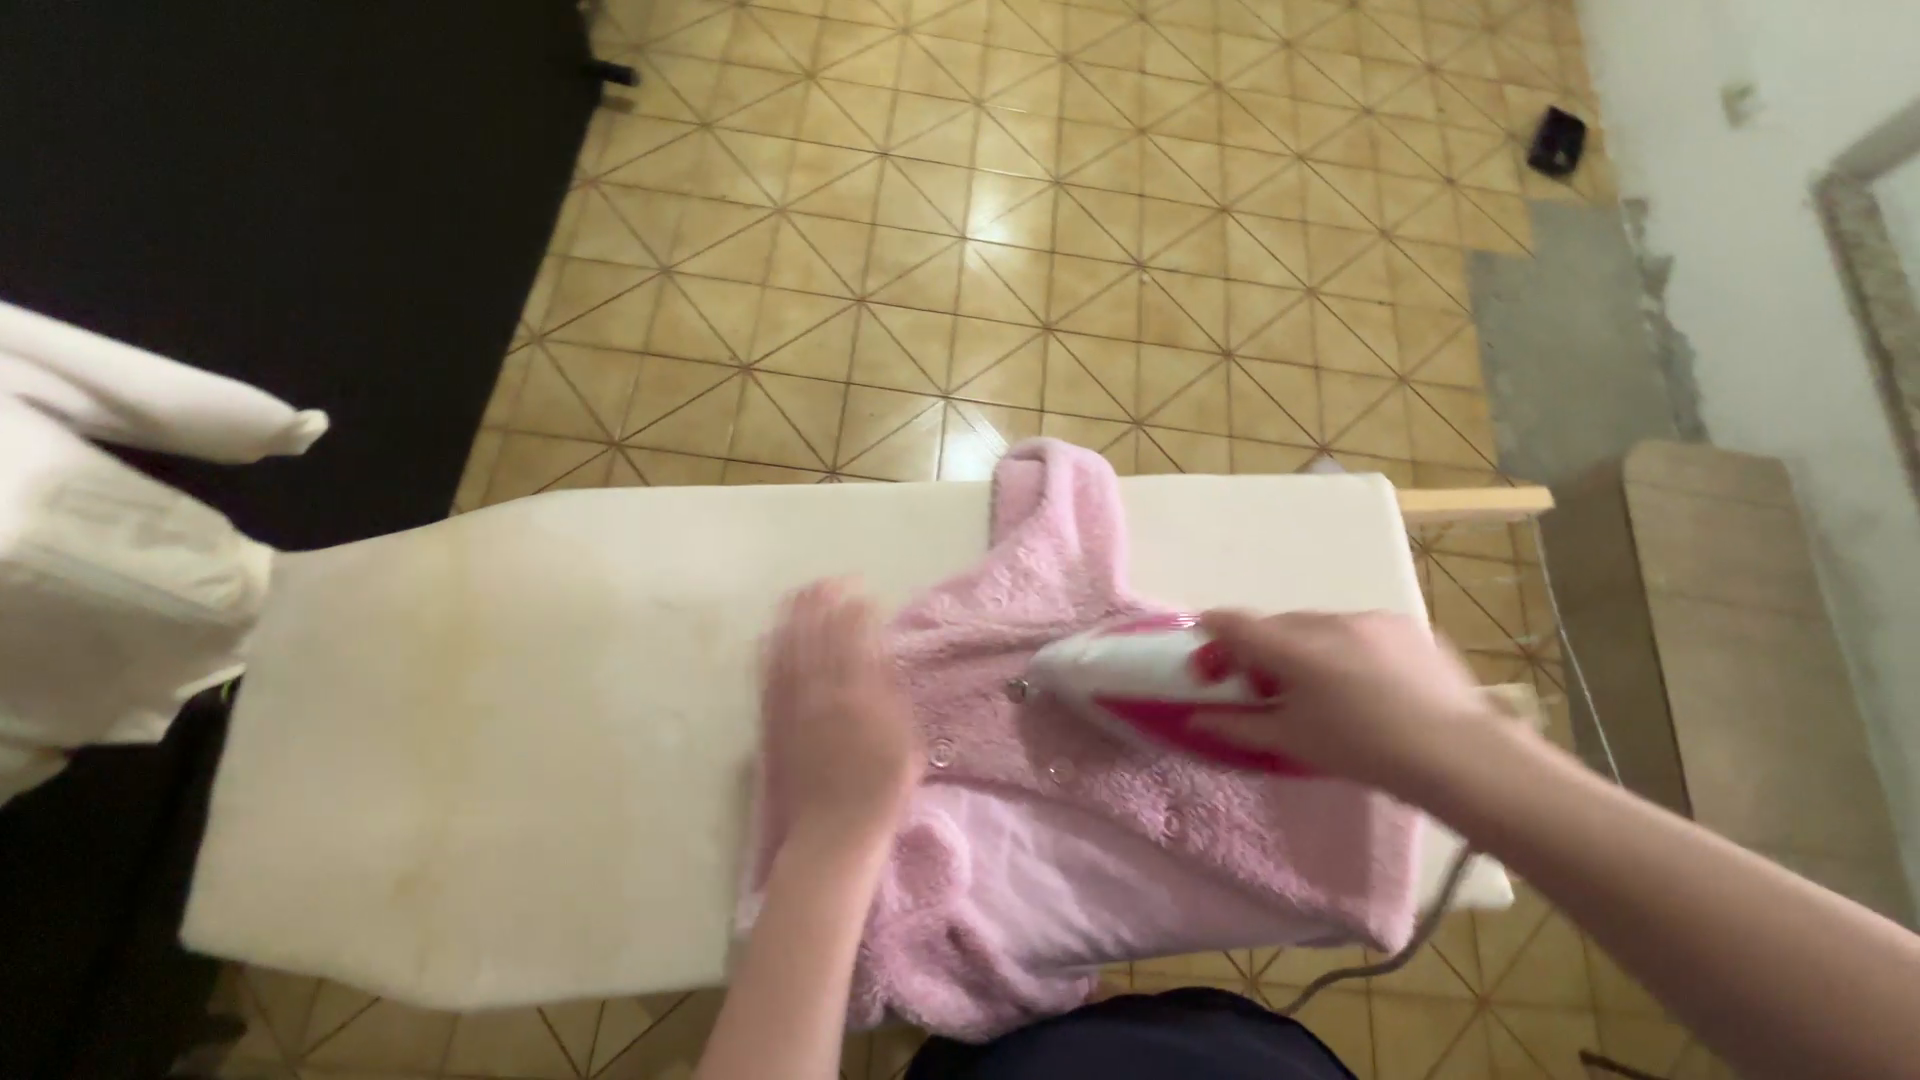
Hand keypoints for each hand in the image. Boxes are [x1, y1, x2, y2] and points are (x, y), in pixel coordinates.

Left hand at [763, 580, 921, 845]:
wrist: (832, 832)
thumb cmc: (880, 791)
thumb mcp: (906, 740)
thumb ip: (892, 691)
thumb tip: (881, 651)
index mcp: (855, 693)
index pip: (852, 635)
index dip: (858, 609)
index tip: (867, 596)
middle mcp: (817, 691)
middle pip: (813, 630)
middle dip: (822, 599)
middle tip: (834, 583)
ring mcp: (789, 705)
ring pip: (785, 645)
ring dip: (794, 614)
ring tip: (805, 594)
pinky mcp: (770, 720)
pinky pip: (766, 673)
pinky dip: (772, 645)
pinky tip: (775, 632)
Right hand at [1196, 610, 1510, 796]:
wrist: (1460, 754)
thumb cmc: (1363, 751)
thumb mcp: (1291, 742)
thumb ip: (1236, 725)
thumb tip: (1195, 720)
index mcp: (1292, 648)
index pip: (1234, 623)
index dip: (1211, 630)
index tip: (1207, 653)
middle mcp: (1326, 621)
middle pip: (1276, 626)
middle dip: (1260, 649)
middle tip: (1262, 685)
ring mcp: (1370, 619)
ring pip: (1318, 626)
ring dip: (1305, 648)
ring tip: (1319, 687)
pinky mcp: (1405, 625)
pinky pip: (1359, 630)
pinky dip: (1347, 648)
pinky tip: (1366, 683)